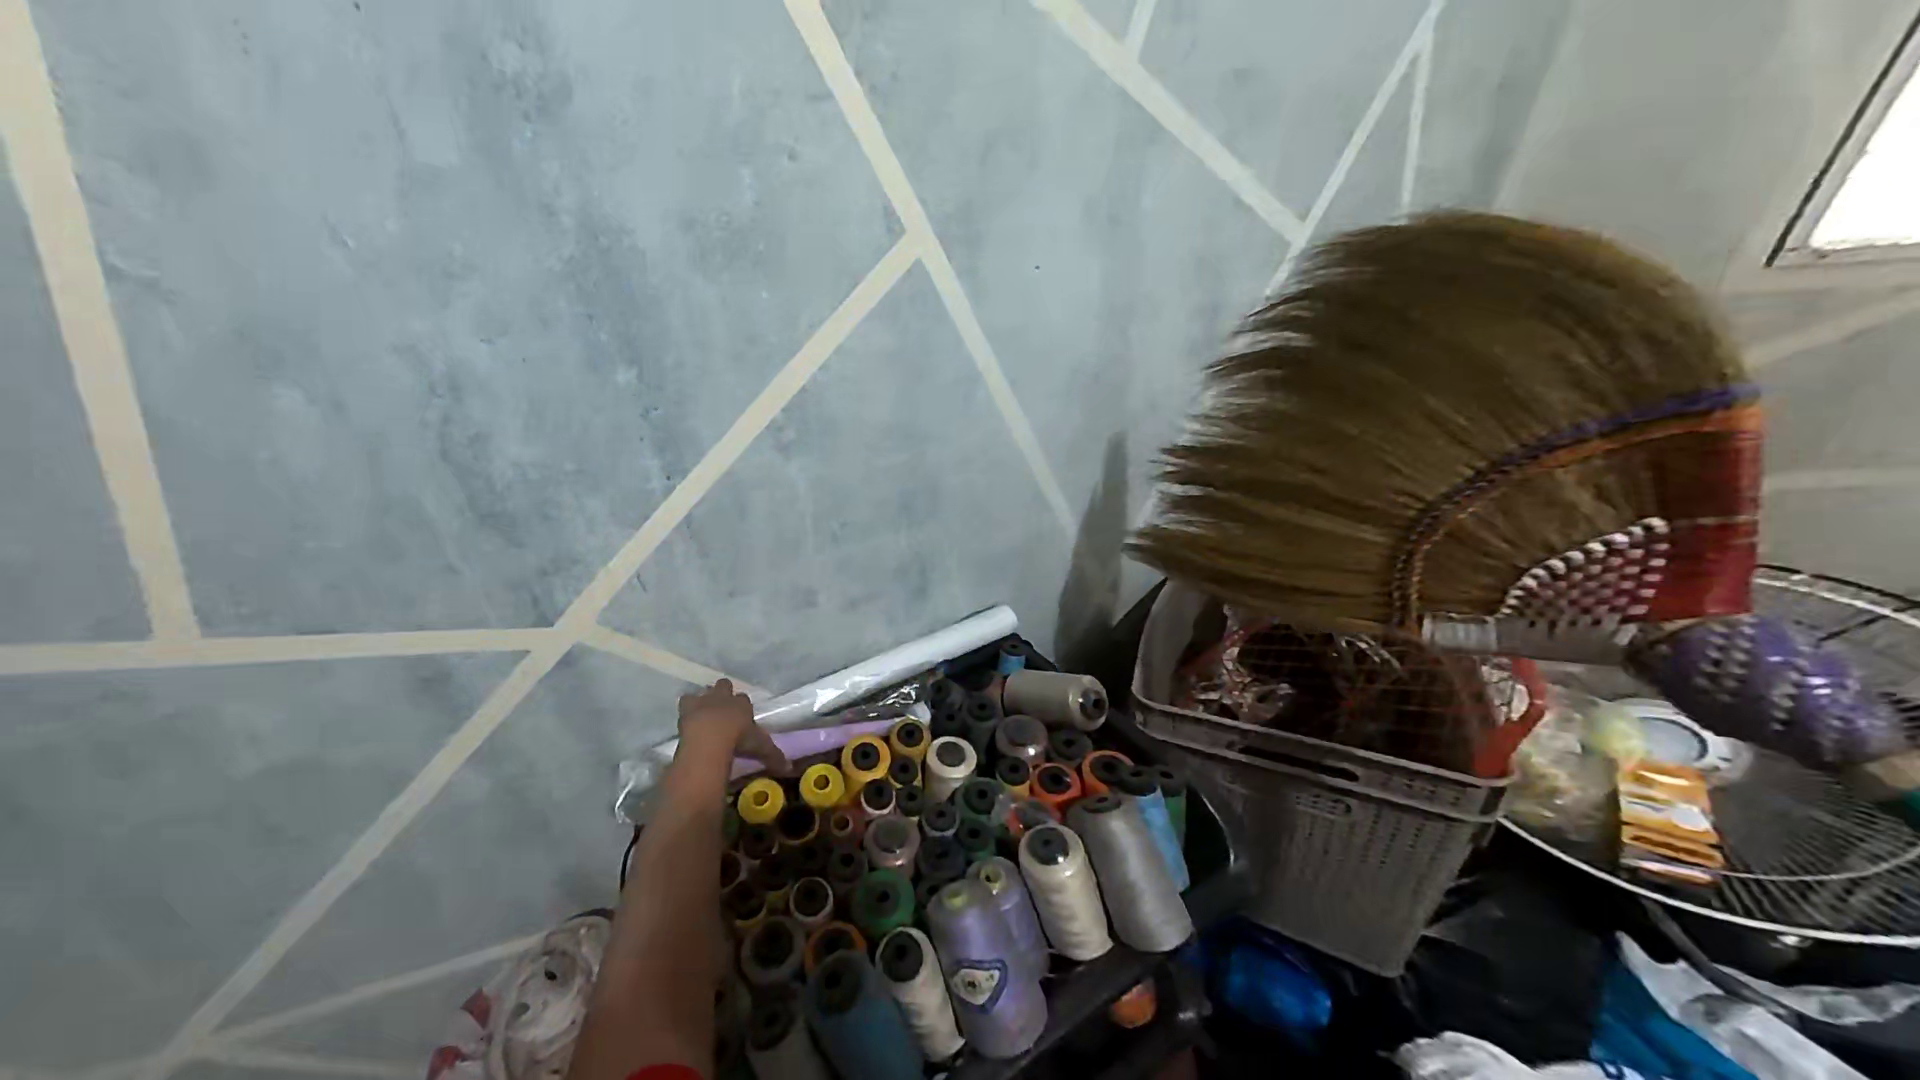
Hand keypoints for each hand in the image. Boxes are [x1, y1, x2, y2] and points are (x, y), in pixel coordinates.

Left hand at [677, 679, 790, 774]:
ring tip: (702, 711)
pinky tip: (687, 717)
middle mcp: (724, 697)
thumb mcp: (760, 748)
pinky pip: (685, 700)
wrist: (710, 737)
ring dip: (703, 698)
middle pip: (724, 685)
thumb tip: (789, 769)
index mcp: (742, 704)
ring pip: (703, 690)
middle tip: (721, 708)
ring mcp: (704, 700)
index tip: (741, 715)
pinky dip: (686, 707)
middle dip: (722, 693)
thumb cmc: (739, 739)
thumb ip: (774, 756)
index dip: (742, 706)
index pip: (744, 699)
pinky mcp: (686, 708)